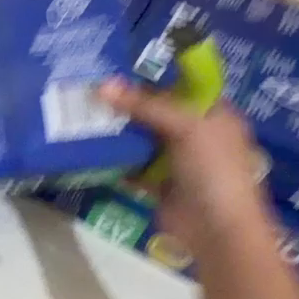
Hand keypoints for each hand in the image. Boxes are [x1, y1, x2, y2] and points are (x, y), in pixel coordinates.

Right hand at [99, 78, 274, 257]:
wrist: (217, 230)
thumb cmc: (214, 170)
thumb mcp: (185, 127)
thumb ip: (145, 105)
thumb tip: (101, 86)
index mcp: (214, 115)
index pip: (181, 86)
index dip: (152, 77)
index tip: (116, 68)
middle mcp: (196, 134)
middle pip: (156, 112)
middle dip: (126, 103)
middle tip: (89, 89)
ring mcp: (176, 161)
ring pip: (141, 138)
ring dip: (116, 130)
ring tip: (81, 113)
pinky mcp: (157, 185)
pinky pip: (131, 165)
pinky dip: (113, 158)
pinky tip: (88, 147)